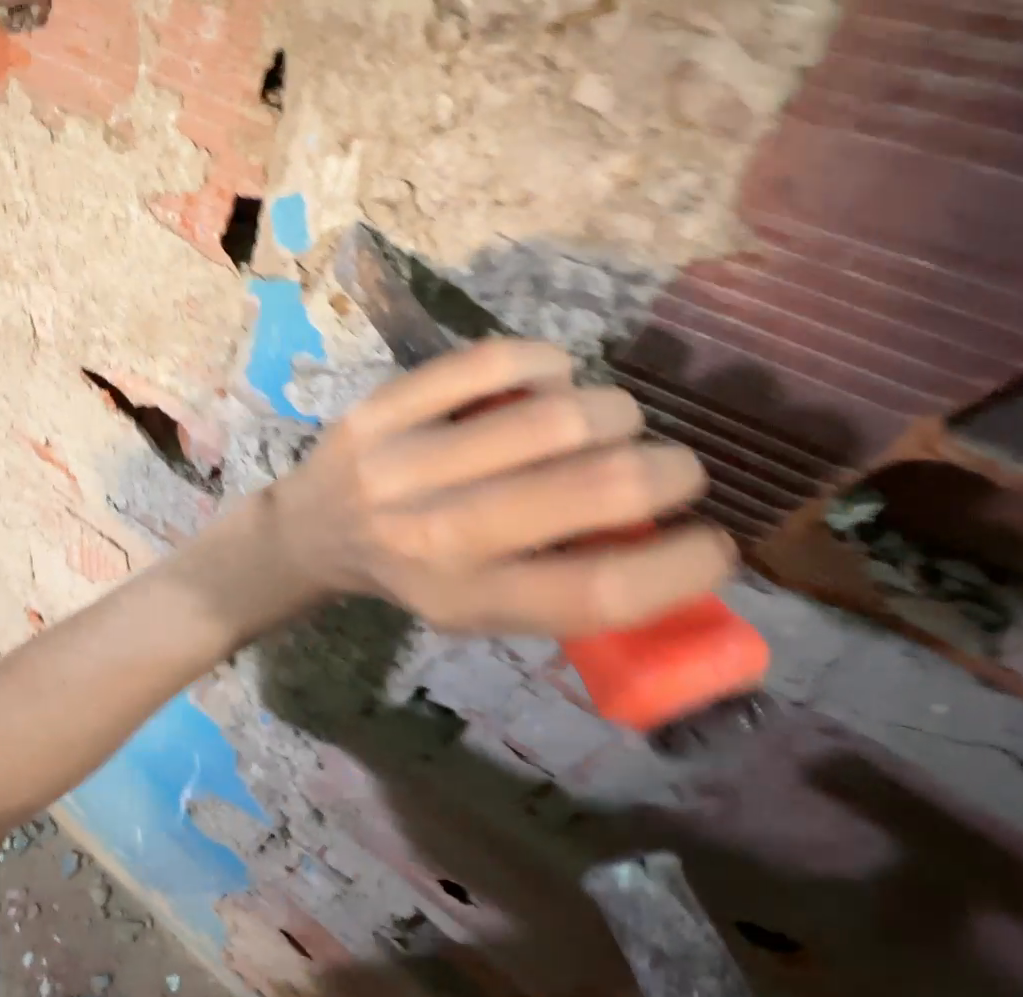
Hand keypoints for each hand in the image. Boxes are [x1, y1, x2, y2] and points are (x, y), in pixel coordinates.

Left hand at [266, 340, 736, 636]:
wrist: (309, 534)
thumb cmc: (411, 575)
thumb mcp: (477, 610)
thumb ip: (564, 586)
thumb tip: (680, 543)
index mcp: (464, 599)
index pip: (600, 590)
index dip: (686, 565)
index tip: (713, 542)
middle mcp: (433, 535)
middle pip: (596, 487)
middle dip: (668, 471)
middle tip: (668, 470)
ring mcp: (402, 464)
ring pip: (558, 415)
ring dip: (614, 415)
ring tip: (604, 427)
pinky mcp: (382, 407)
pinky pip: (495, 362)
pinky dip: (547, 365)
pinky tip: (549, 382)